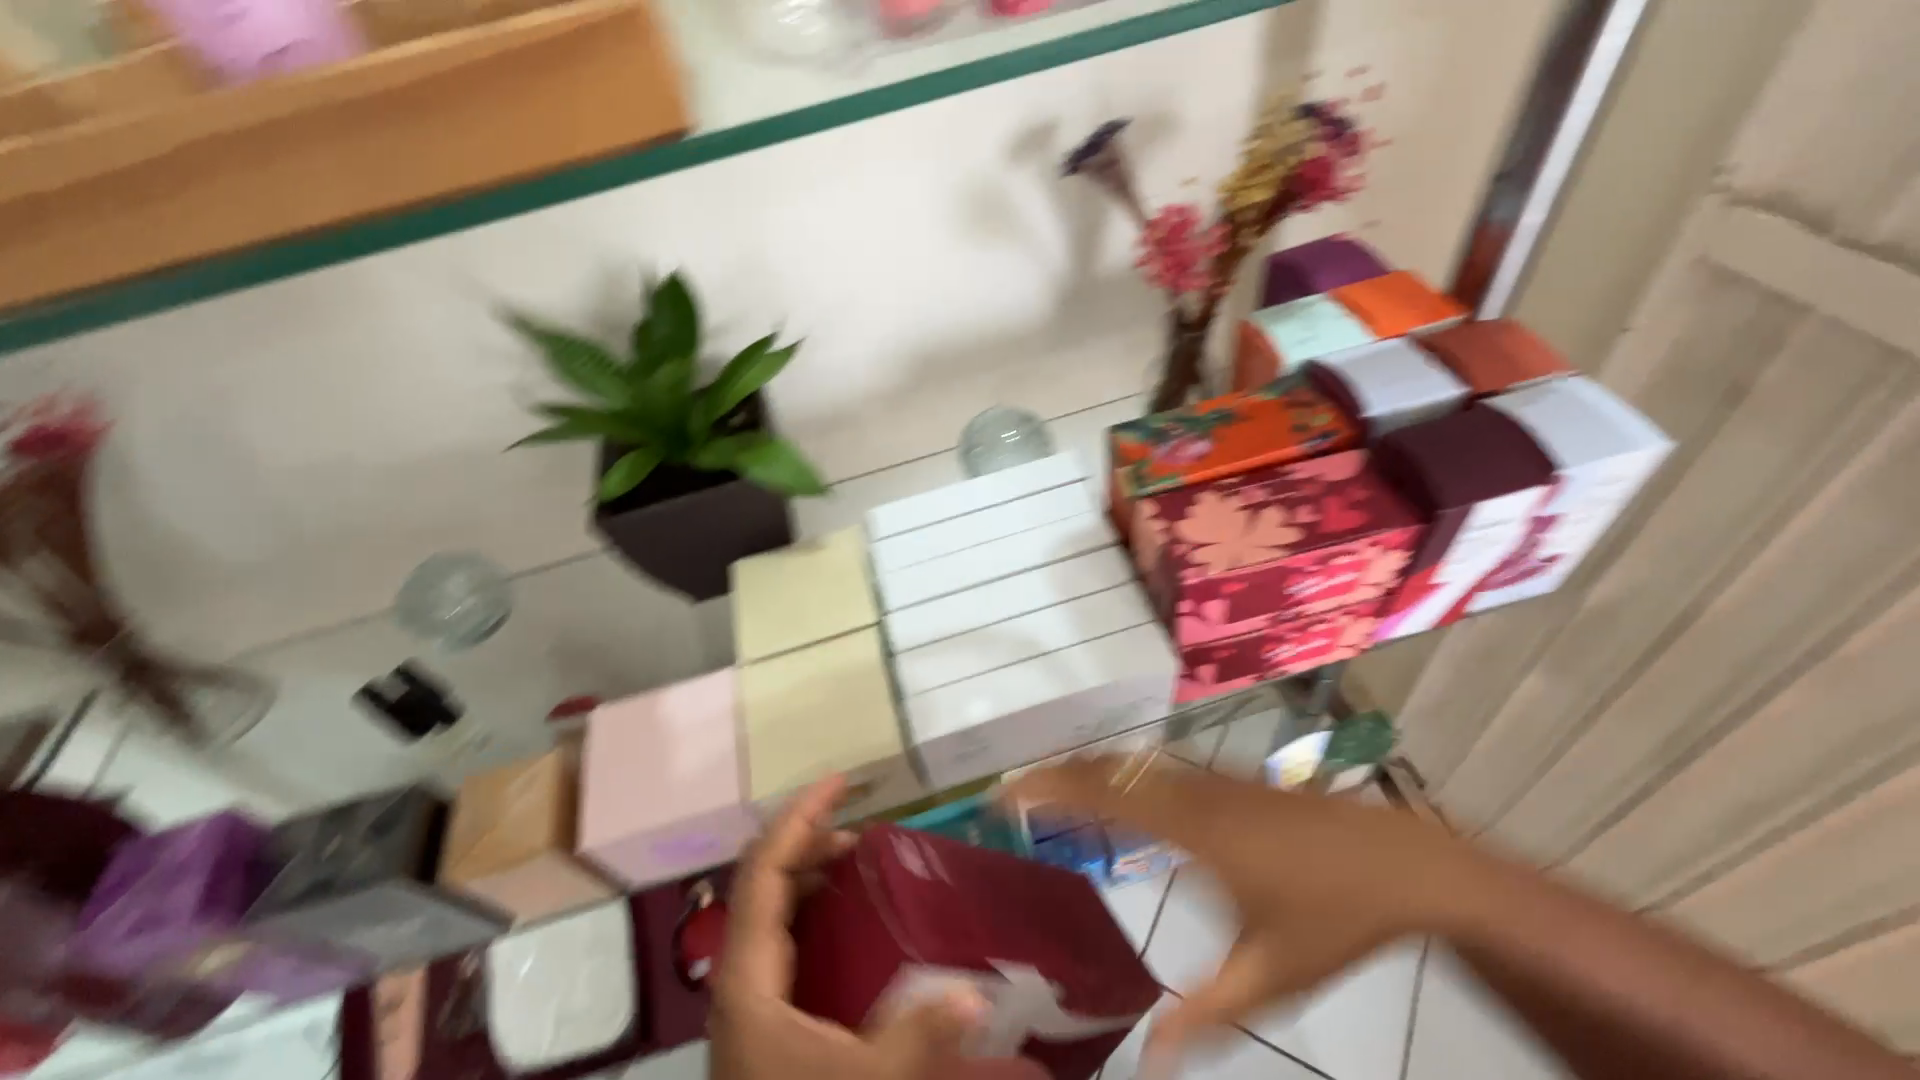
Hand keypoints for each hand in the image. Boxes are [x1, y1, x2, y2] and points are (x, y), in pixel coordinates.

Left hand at [711, 777, 1048, 1079]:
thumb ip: (920, 1034)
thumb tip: (977, 992)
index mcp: (749, 976)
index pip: (765, 871)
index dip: (800, 817)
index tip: (841, 781)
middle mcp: (738, 975)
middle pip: (761, 881)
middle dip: (807, 838)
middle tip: (859, 824)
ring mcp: (745, 996)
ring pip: (766, 908)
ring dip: (806, 870)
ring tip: (852, 856)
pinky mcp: (758, 1016)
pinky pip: (777, 935)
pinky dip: (806, 906)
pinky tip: (840, 916)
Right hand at [1005, 756, 1485, 1059]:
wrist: (1413, 866)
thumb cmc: (1338, 919)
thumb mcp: (1271, 975)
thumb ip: (1206, 1014)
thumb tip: (1153, 1060)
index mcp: (1193, 830)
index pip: (1104, 794)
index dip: (1049, 789)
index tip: (1004, 795)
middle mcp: (1198, 794)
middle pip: (1112, 767)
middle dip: (1058, 775)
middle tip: (1015, 794)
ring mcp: (1221, 782)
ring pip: (1139, 763)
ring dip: (1092, 771)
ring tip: (1055, 794)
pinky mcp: (1241, 784)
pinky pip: (1166, 769)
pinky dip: (1129, 775)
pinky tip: (1128, 801)